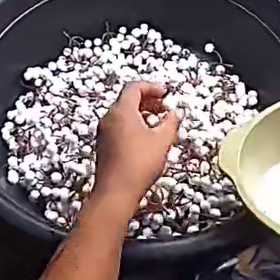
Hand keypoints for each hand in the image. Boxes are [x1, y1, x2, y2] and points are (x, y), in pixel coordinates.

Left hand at [92, 81, 179, 204]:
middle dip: (148, 101)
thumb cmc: (138, 164)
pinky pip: (119, 128)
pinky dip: (133, 126)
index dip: (152, 87)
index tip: (165, 93)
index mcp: (121, 111)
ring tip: (158, 125)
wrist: (115, 192)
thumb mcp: (162, 140)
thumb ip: (170, 122)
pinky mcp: (104, 146)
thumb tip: (175, 113)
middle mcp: (109, 118)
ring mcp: (104, 132)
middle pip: (128, 100)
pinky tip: (146, 139)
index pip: (135, 88)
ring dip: (141, 114)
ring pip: (123, 115)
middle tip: (164, 108)